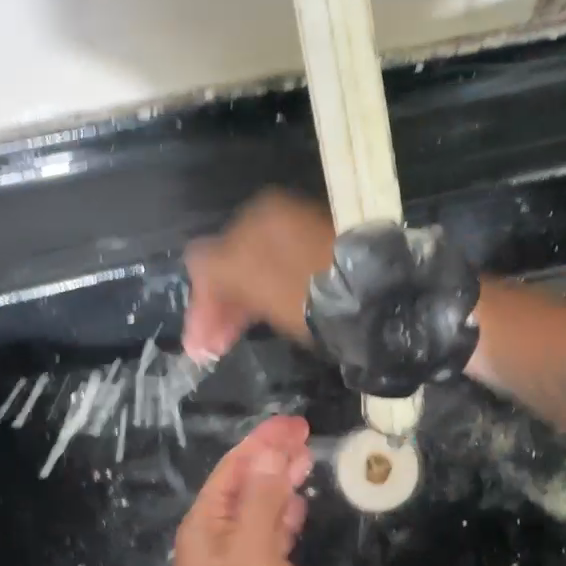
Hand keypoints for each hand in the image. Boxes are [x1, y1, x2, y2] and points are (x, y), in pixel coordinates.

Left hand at [172, 415, 313, 565]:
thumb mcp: (257, 554)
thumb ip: (264, 501)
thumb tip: (270, 451)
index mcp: (206, 523)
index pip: (236, 466)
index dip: (265, 441)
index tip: (297, 423)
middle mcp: (211, 536)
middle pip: (243, 483)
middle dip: (273, 457)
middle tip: (307, 438)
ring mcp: (226, 560)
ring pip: (254, 508)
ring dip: (278, 484)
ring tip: (306, 464)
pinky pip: (262, 535)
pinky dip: (280, 517)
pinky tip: (297, 512)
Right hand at [183, 190, 335, 362]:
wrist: (372, 294)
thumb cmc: (305, 289)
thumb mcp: (250, 279)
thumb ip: (213, 270)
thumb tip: (194, 267)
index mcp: (259, 216)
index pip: (209, 259)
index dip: (201, 301)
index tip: (197, 341)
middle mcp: (278, 220)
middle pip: (233, 265)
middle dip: (218, 306)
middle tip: (209, 348)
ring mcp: (301, 238)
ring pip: (255, 273)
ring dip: (236, 306)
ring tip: (226, 342)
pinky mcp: (320, 257)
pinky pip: (278, 277)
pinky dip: (261, 299)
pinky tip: (254, 323)